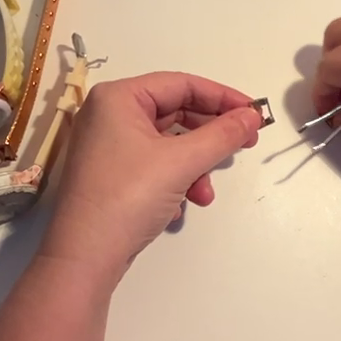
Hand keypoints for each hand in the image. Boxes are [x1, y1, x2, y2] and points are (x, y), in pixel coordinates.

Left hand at [39, 71, 263, 274]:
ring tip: (204, 195)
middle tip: (243, 148)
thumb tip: (253, 116)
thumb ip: (223, 135)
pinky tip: (178, 208)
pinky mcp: (111, 176)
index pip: (181, 84)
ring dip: (194, 168)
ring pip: (168, 146)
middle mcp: (109, 115)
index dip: (223, 97)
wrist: (85, 256)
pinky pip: (153, 166)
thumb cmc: (129, 197)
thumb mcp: (182, 162)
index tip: (255, 114)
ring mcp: (107, 147)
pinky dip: (174, 182)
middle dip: (209, 138)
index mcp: (118, 97)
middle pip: (175, 114)